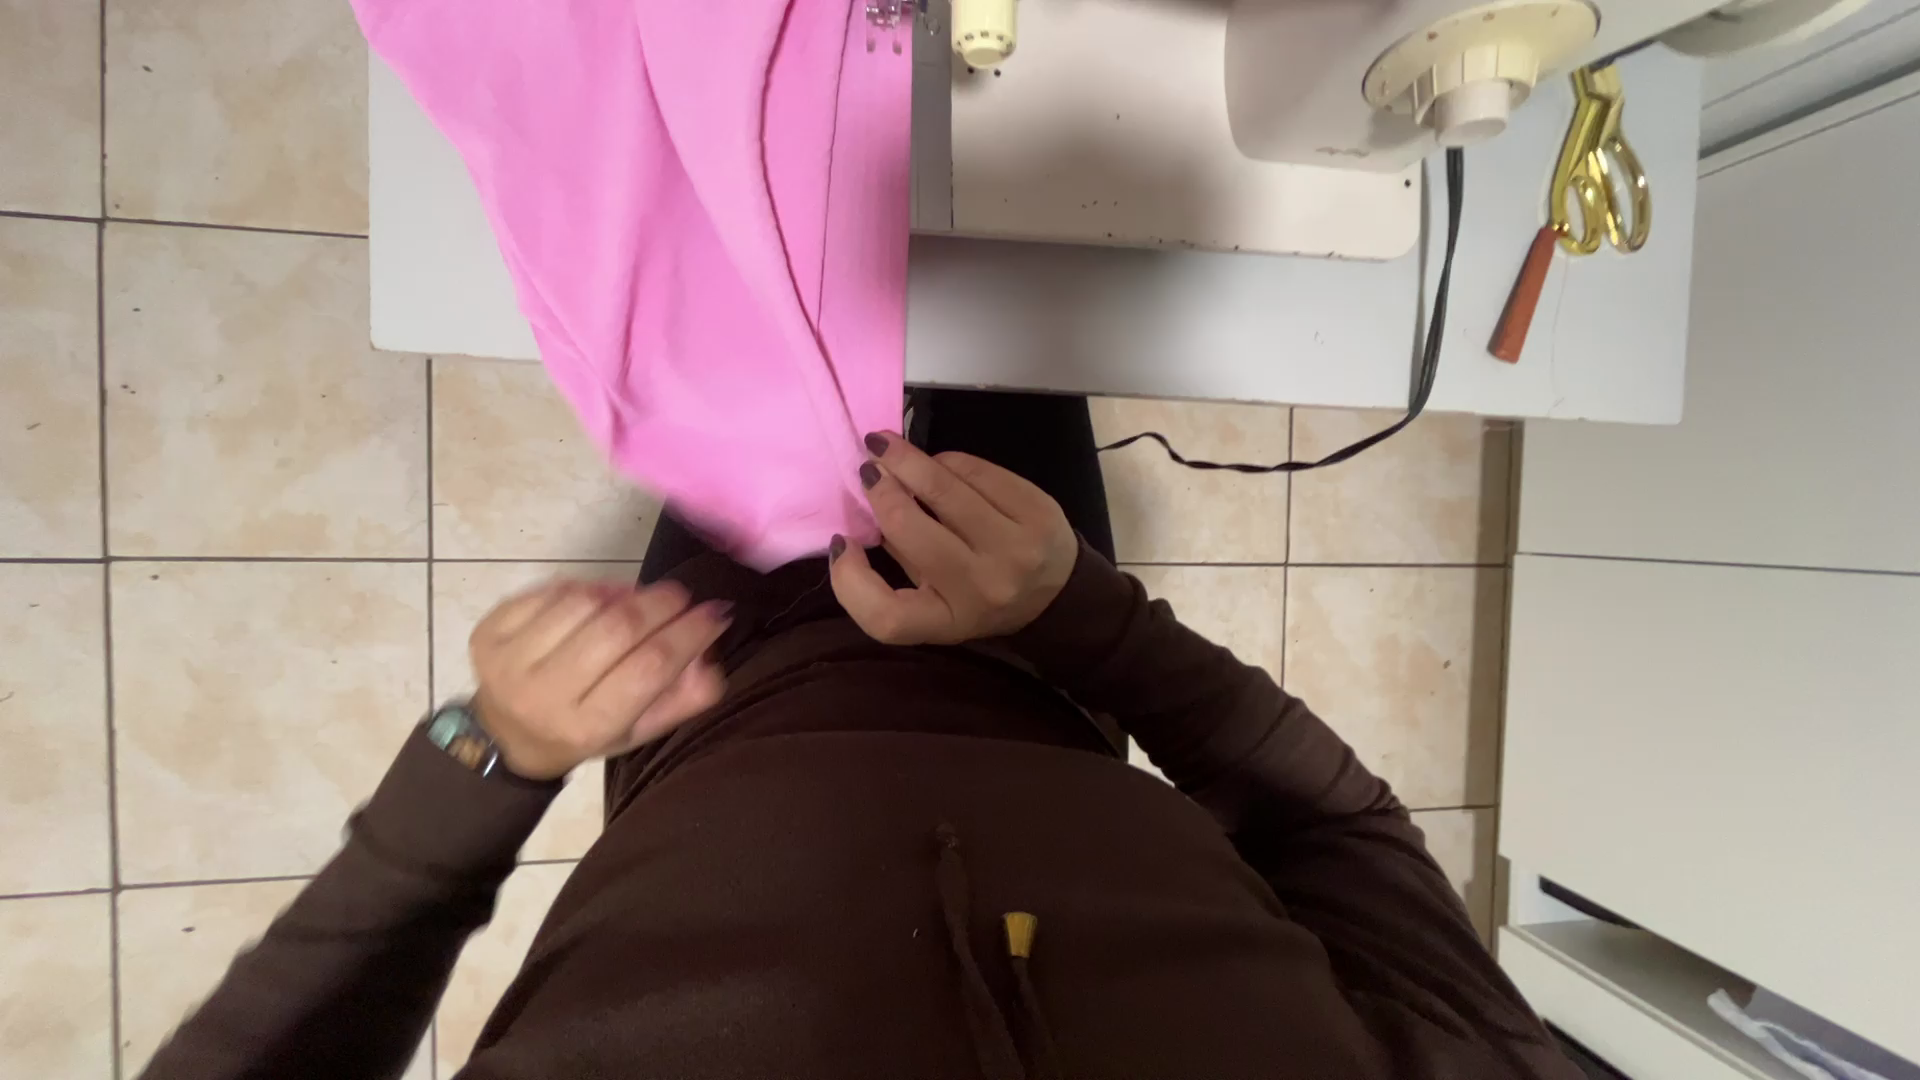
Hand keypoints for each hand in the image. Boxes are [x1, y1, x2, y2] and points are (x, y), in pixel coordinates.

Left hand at [467, 580, 731, 779]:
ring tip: (639, 598)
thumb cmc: (589, 731)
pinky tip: (599, 599)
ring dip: (623, 592)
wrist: (506, 737)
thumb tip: (710, 652)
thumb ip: (685, 696)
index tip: (716, 611)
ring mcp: (508, 661)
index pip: (650, 667)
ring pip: (584, 603)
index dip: (690, 633)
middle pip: (617, 630)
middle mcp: (543, 695)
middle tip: (683, 596)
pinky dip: (585, 587)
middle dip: (662, 603)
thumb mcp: (642, 730)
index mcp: (587, 727)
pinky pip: (551, 591)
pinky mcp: (488, 632)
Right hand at [829, 432, 1078, 644]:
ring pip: (945, 489)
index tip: (843, 542)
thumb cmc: (981, 596)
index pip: (886, 616)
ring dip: (908, 460)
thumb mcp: (937, 599)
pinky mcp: (1039, 511)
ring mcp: (1015, 547)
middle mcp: (983, 588)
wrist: (1058, 593)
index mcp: (949, 621)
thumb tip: (866, 507)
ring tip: (886, 446)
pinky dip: (948, 461)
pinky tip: (937, 461)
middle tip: (866, 466)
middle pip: (911, 530)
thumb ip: (902, 559)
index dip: (850, 581)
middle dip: (882, 489)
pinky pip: (978, 471)